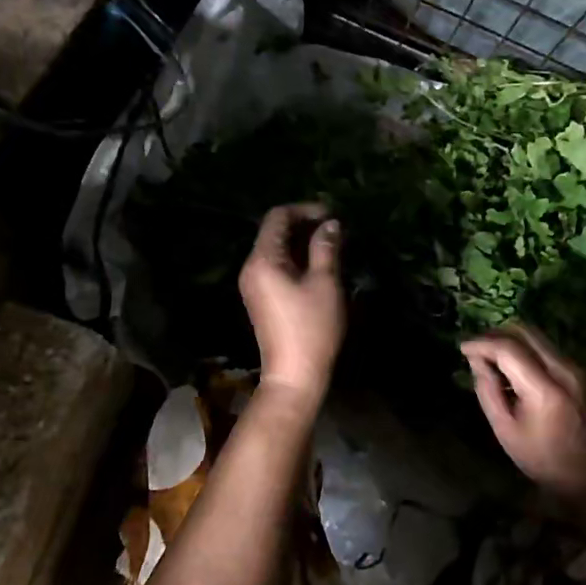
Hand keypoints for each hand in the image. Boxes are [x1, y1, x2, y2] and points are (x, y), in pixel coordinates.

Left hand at [238, 204, 345, 400]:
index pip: (277, 217)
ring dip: (301, 241)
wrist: (293, 375)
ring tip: (331, 243)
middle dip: (303, 224)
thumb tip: (330, 224)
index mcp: (262, 259)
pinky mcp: (260, 295)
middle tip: (335, 227)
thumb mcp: (324, 283)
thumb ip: (325, 248)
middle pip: (273, 231)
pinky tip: (318, 263)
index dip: (304, 210)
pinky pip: (275, 265)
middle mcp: (251, 266)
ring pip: (275, 248)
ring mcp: (253, 282)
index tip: (332, 214)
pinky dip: (295, 258)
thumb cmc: (311, 328)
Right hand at [461, 324, 585, 497]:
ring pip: (532, 334)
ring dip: (506, 339)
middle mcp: (563, 371)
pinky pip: (540, 345)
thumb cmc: (542, 457)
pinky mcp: (573, 369)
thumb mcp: (504, 428)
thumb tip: (476, 360)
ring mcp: (572, 368)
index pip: (508, 350)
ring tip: (487, 356)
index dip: (481, 344)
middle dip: (493, 336)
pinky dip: (519, 346)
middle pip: (523, 332)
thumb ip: (487, 390)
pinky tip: (506, 364)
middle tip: (475, 350)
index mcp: (545, 390)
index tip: (461, 348)